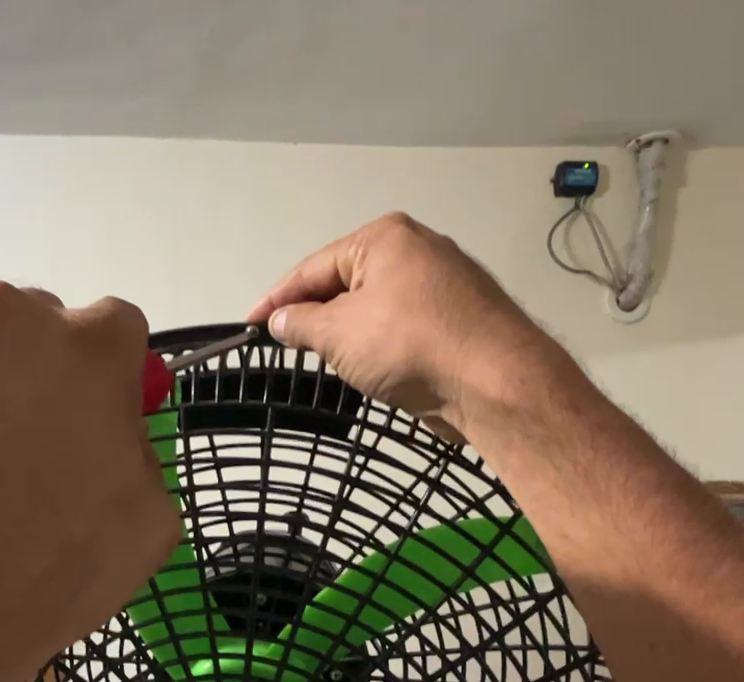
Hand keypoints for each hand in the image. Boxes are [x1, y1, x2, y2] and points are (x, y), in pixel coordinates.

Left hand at [0, 283, 179, 681]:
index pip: (117, 327)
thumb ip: (140, 447)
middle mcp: (6, 315)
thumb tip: (109, 429)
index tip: (93, 420)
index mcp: (89, 347)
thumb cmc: (43, 575)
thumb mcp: (150, 521)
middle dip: (42, 374)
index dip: (110, 377)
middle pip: (39, 326)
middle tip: (26, 450)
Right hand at [247, 213, 567, 435]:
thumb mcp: (338, 335)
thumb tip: (279, 321)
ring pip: (375, 307)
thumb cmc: (409, 345)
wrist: (492, 380)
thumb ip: (300, 325)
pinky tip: (371, 367)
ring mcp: (443, 284)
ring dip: (348, 333)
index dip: (276, 298)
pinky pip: (402, 326)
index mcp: (384, 238)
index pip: (313, 267)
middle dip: (315, 315)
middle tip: (287, 346)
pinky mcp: (458, 318)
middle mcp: (417, 250)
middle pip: (346, 283)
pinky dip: (379, 344)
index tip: (250, 323)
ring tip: (328, 360)